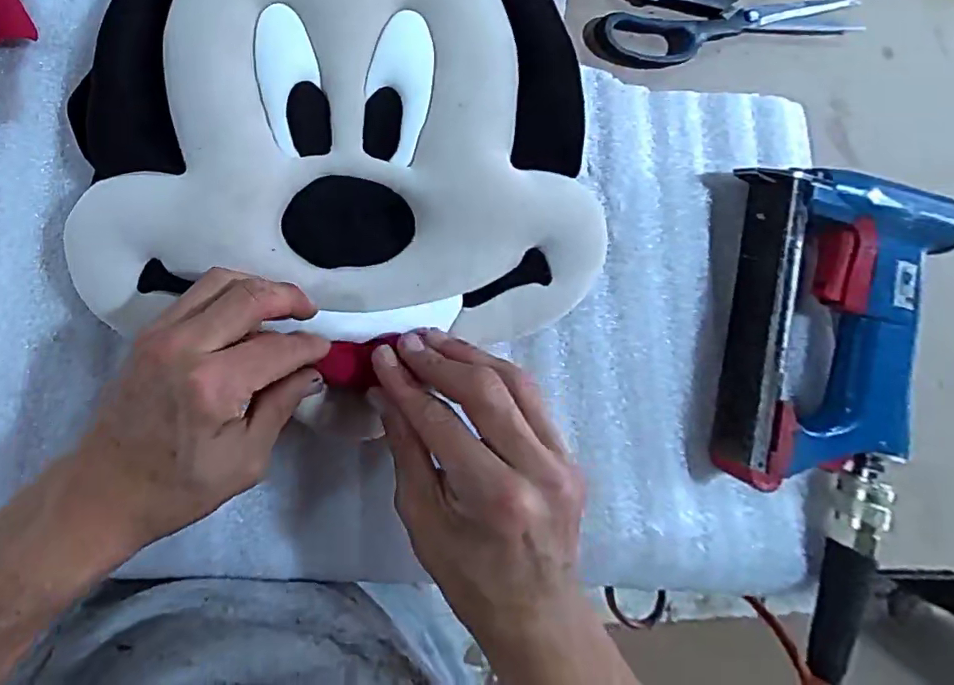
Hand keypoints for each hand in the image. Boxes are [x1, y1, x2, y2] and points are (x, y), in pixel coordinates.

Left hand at [69, 269, 328, 551]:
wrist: (104, 489)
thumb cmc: (177, 488)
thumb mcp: (244, 462)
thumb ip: (280, 406)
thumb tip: (311, 371)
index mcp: (212, 385)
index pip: (276, 347)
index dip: (308, 345)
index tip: (324, 348)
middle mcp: (186, 346)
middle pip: (250, 296)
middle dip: (288, 297)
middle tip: (309, 311)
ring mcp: (163, 332)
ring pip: (221, 281)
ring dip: (259, 286)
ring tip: (280, 304)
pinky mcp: (150, 331)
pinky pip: (197, 293)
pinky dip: (229, 291)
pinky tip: (245, 310)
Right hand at [373, 330, 632, 684]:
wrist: (538, 613)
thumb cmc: (470, 577)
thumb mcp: (423, 519)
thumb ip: (406, 449)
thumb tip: (385, 393)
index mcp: (495, 496)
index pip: (441, 420)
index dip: (407, 384)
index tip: (383, 357)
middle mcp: (536, 469)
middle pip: (485, 390)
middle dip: (439, 360)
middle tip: (407, 342)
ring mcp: (561, 459)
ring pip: (515, 382)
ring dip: (471, 356)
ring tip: (435, 340)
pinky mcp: (570, 453)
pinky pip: (532, 397)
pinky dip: (498, 373)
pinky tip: (470, 362)